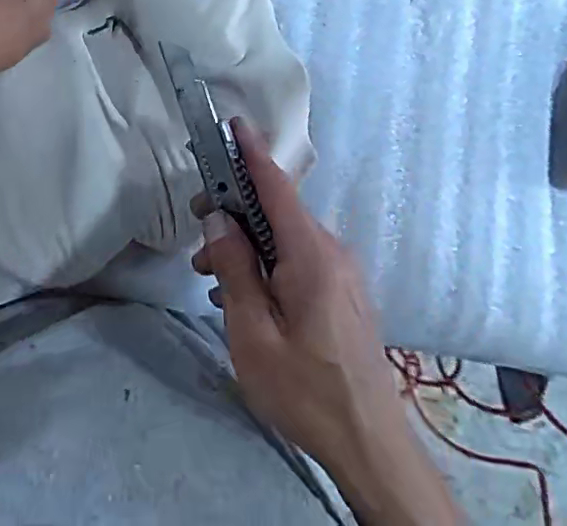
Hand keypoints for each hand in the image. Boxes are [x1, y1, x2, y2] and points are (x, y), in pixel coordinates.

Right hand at [193, 119, 458, 525]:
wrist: (370, 442)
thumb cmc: (305, 389)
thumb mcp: (253, 332)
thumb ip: (234, 268)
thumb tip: (218, 218)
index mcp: (311, 254)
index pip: (276, 187)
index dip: (251, 153)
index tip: (233, 124)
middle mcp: (331, 252)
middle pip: (276, 213)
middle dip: (234, 214)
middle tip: (196, 236)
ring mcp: (342, 273)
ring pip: (285, 239)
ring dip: (247, 247)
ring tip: (213, 279)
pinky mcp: (343, 293)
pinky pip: (299, 261)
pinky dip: (268, 265)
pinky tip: (246, 297)